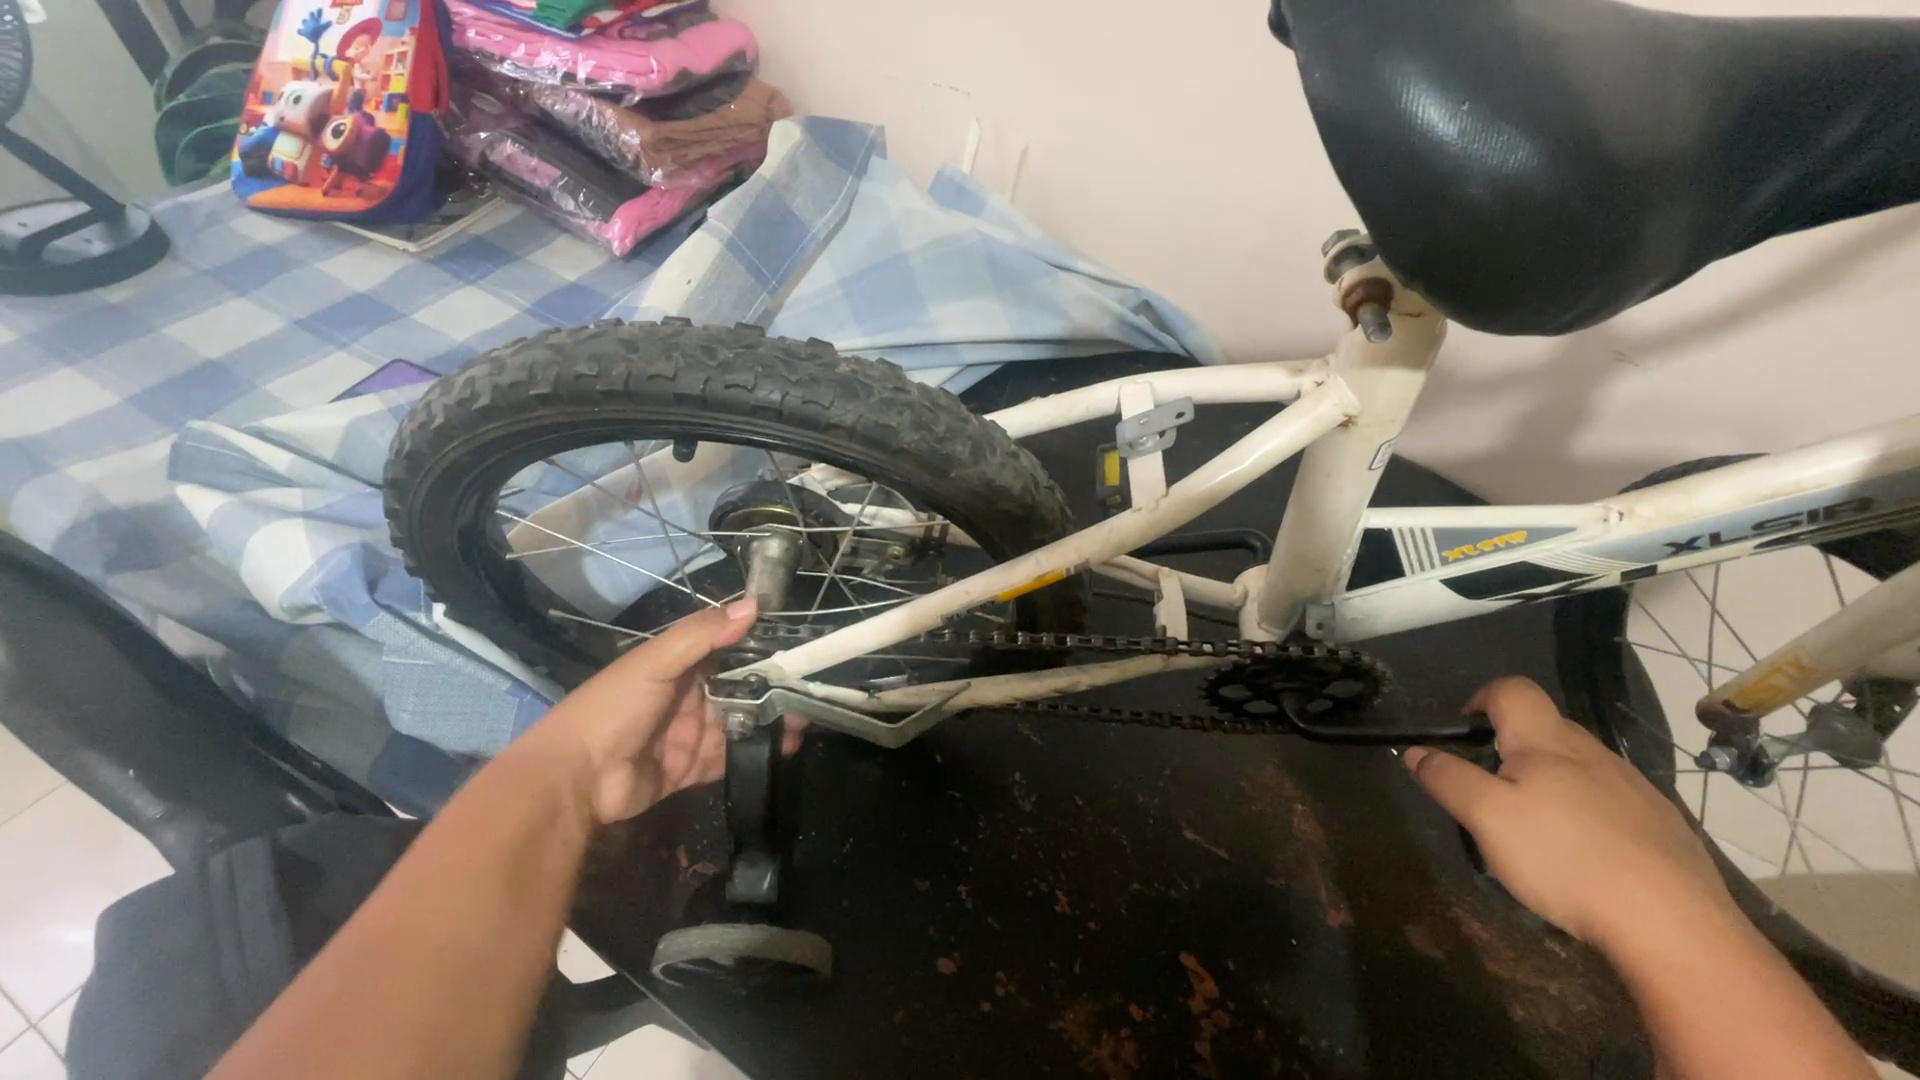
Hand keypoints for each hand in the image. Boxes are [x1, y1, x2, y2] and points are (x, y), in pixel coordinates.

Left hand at [529, 597, 795, 824]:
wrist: (574, 780)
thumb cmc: (612, 709)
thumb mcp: (655, 662)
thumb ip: (702, 635)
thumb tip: (753, 605)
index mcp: (676, 665)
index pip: (727, 649)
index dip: (761, 648)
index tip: (799, 647)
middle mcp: (686, 695)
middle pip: (739, 688)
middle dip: (773, 689)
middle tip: (813, 690)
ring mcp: (688, 733)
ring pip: (739, 722)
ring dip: (771, 720)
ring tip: (808, 720)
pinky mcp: (690, 768)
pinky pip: (729, 756)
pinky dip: (756, 750)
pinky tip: (786, 747)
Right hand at [1402, 676, 1734, 950]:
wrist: (1674, 924)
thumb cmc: (1565, 858)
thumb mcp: (1485, 818)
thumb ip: (1447, 778)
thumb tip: (1415, 751)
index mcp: (1546, 742)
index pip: (1512, 690)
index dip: (1482, 699)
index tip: (1464, 734)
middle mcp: (1593, 753)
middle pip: (1544, 727)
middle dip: (1510, 747)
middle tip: (1490, 793)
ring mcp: (1635, 788)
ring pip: (1578, 765)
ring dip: (1549, 781)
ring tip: (1536, 830)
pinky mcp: (1662, 825)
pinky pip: (1611, 800)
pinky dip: (1587, 813)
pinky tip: (1584, 856)